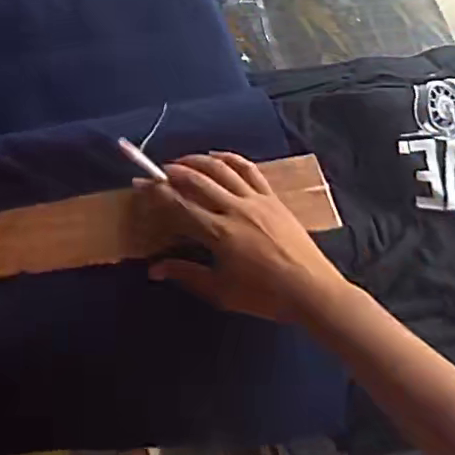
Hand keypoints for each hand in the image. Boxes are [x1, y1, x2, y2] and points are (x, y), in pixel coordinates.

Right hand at [140, 153, 356, 326]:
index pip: (179, 205)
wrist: (314, 293)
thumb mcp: (222, 291)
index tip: (140, 184)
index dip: (156, 192)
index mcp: (219, 233)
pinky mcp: (272, 197)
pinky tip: (215, 156)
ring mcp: (255, 200)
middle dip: (170, 172)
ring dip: (195, 161)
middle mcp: (234, 209)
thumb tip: (154, 269)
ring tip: (180, 162)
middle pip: (195, 180)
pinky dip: (228, 158)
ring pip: (219, 168)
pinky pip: (247, 169)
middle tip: (156, 172)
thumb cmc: (266, 297)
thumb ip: (187, 275)